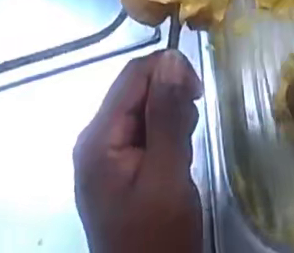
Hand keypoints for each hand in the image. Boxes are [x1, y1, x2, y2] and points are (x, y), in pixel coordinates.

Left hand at [73, 51, 203, 252]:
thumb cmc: (158, 242)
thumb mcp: (168, 178)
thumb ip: (168, 117)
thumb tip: (171, 59)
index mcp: (97, 136)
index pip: (130, 76)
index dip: (165, 70)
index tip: (198, 88)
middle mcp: (94, 139)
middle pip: (134, 93)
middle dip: (168, 101)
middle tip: (192, 130)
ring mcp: (104, 159)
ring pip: (141, 114)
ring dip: (168, 122)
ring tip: (184, 156)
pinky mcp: (118, 175)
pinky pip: (142, 138)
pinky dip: (164, 141)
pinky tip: (177, 166)